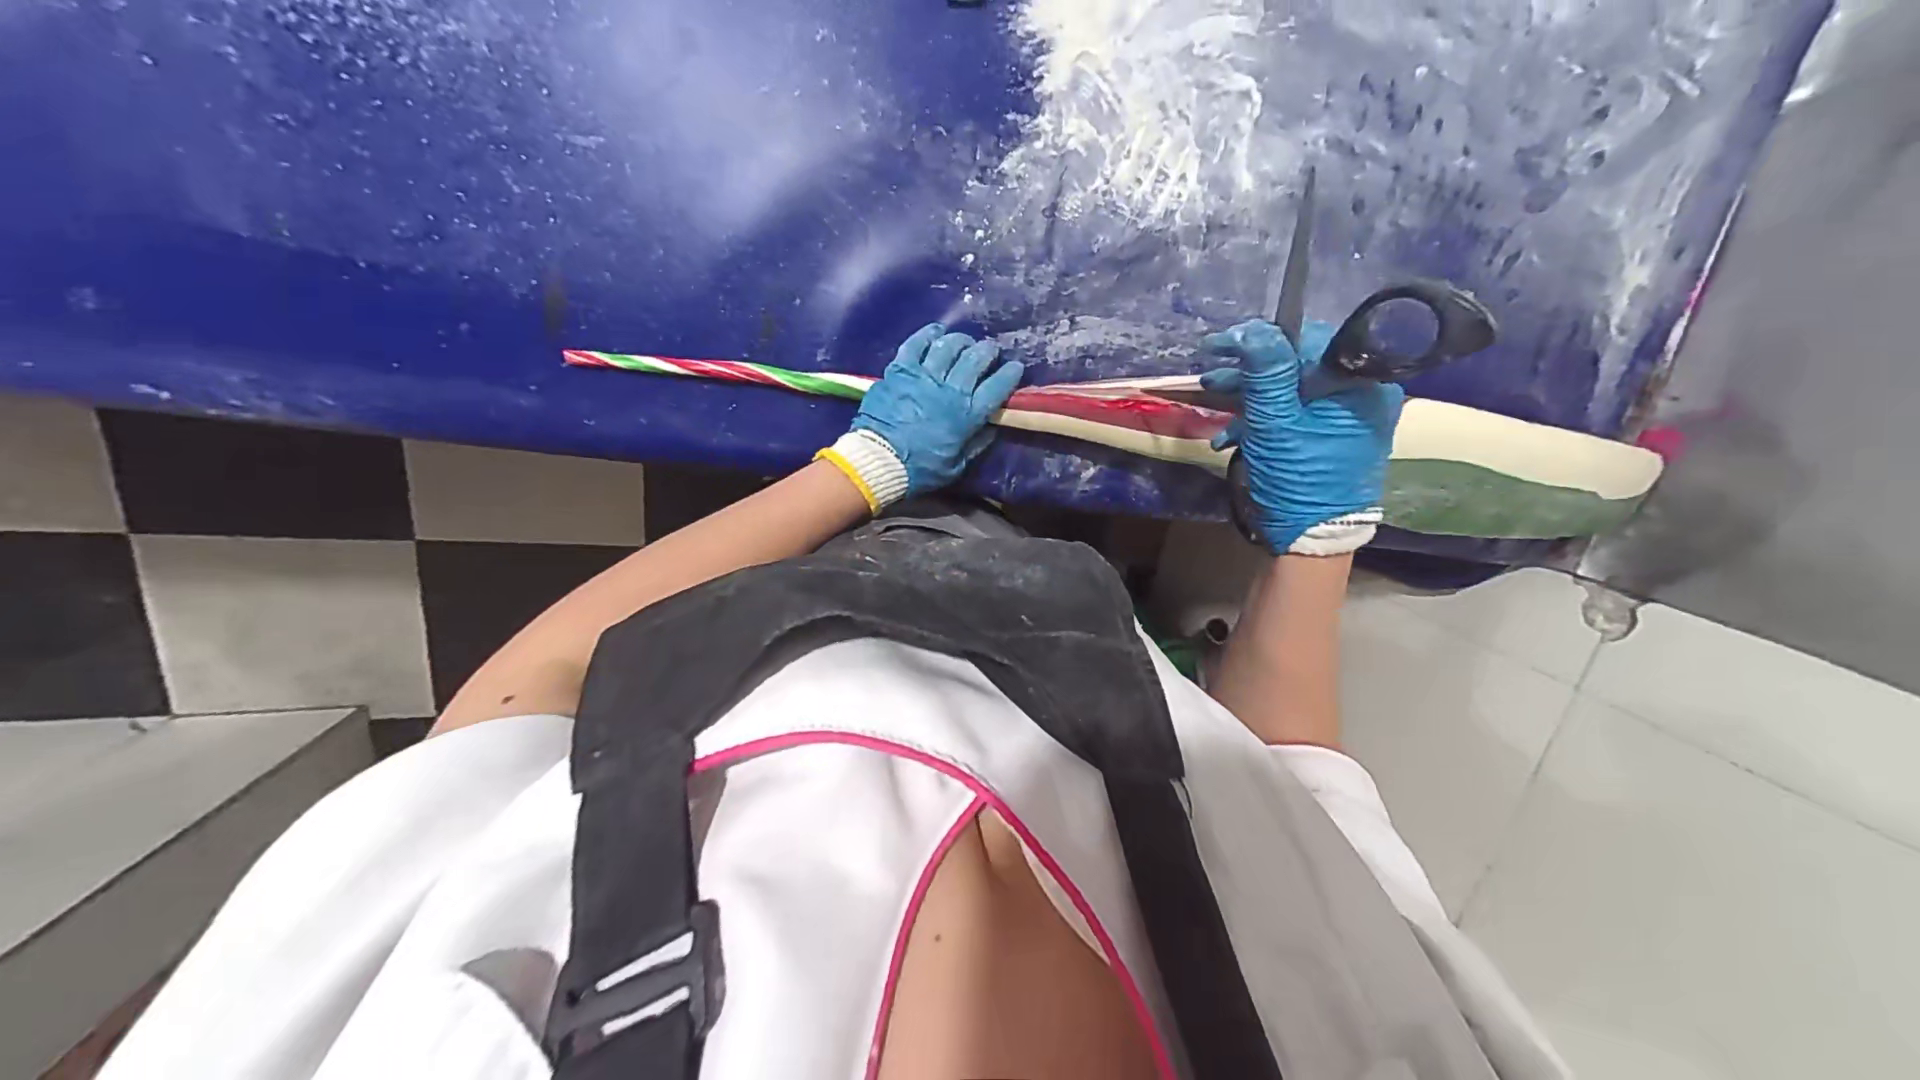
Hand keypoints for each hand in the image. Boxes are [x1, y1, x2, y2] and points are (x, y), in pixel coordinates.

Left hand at [851, 323, 1025, 494]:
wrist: (879, 461)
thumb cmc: (920, 469)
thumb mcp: (957, 466)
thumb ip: (977, 444)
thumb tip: (992, 426)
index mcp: (968, 415)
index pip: (998, 386)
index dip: (1010, 374)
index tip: (1014, 367)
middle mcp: (951, 390)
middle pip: (976, 359)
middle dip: (987, 352)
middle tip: (989, 351)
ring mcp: (924, 376)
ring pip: (949, 346)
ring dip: (961, 341)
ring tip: (964, 342)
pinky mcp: (900, 370)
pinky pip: (916, 344)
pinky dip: (928, 335)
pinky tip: (935, 332)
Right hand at [1200, 319, 1403, 554]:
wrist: (1309, 541)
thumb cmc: (1296, 479)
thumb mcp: (1273, 423)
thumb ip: (1266, 372)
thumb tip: (1253, 328)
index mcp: (1359, 385)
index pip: (1309, 340)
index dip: (1261, 339)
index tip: (1220, 345)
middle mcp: (1361, 395)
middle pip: (1299, 364)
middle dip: (1250, 369)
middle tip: (1211, 374)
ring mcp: (1346, 418)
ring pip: (1292, 390)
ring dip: (1249, 394)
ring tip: (1214, 398)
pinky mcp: (1330, 438)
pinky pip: (1296, 415)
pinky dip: (1262, 419)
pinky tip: (1230, 434)